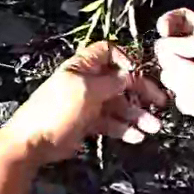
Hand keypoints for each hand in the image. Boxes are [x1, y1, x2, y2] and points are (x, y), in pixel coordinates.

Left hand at [0, 42, 166, 164]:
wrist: (33, 141)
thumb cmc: (57, 109)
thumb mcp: (85, 90)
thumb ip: (111, 82)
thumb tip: (130, 76)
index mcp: (82, 66)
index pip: (108, 51)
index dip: (126, 59)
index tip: (140, 73)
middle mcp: (87, 82)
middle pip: (120, 81)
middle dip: (141, 91)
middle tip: (161, 104)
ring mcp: (88, 103)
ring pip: (119, 104)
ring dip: (137, 114)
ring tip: (154, 128)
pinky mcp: (88, 123)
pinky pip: (111, 122)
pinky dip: (124, 128)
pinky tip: (137, 137)